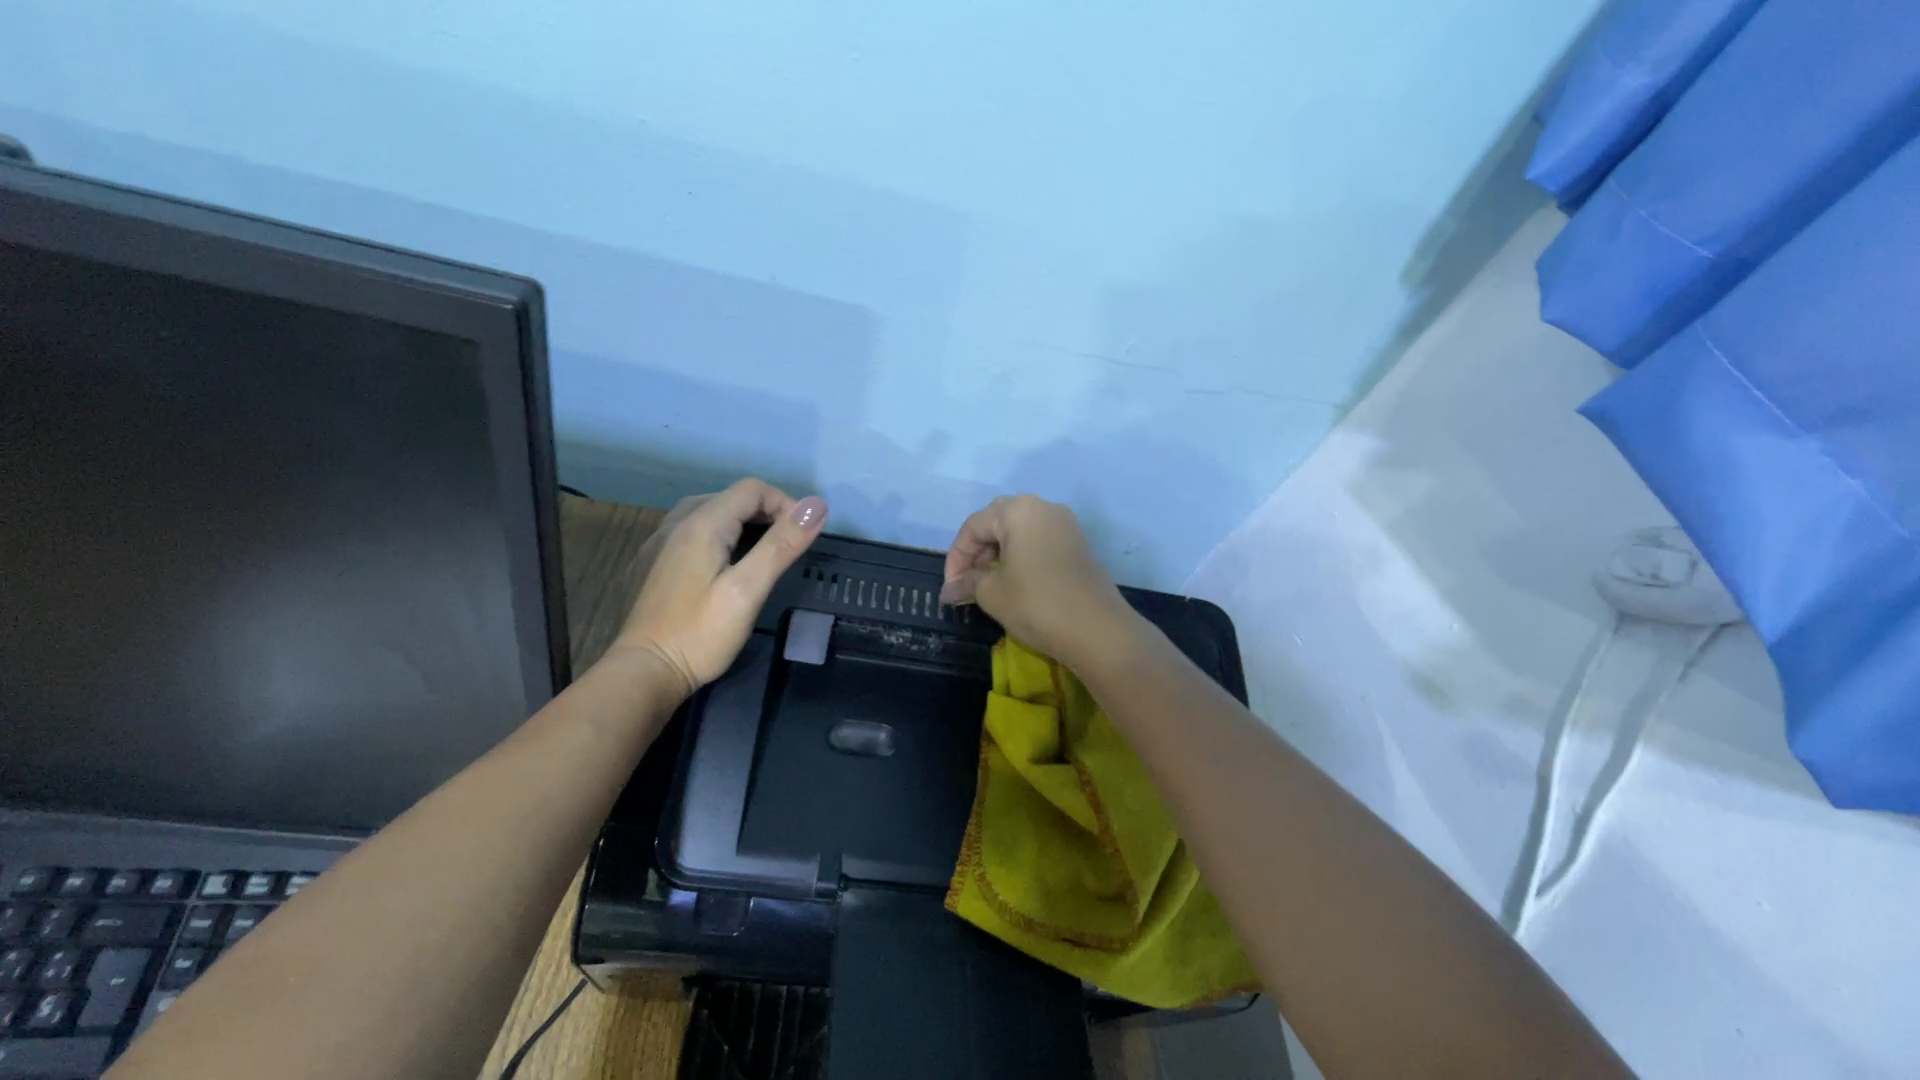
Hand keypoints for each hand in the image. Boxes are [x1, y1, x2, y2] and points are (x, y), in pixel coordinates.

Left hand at [613, 478, 827, 697]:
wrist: (644, 672)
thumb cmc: (700, 634)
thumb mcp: (748, 590)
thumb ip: (781, 545)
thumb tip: (816, 505)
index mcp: (701, 523)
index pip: (752, 489)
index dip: (785, 503)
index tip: (802, 535)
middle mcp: (676, 523)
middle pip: (729, 498)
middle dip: (765, 513)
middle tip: (786, 547)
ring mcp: (658, 543)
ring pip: (707, 513)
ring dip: (740, 524)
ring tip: (759, 555)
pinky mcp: (650, 563)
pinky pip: (689, 533)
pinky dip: (716, 537)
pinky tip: (721, 567)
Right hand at [939, 495, 1135, 666]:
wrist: (1097, 630)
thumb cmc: (1037, 604)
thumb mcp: (993, 593)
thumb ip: (968, 583)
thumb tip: (948, 591)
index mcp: (1019, 510)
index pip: (973, 526)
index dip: (956, 557)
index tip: (951, 588)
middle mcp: (1044, 507)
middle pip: (997, 522)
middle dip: (977, 551)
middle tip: (968, 582)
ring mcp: (1066, 525)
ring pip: (1020, 532)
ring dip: (999, 555)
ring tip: (989, 585)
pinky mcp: (1079, 545)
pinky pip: (1040, 542)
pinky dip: (1022, 558)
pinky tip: (1016, 584)